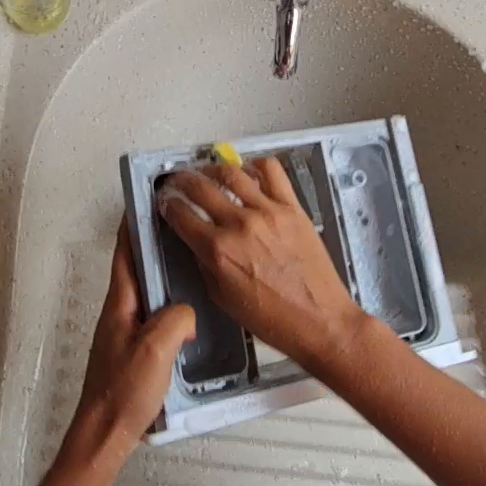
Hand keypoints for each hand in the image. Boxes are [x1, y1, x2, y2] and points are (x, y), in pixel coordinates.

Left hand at [61, 224, 195, 474]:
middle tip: (179, 228)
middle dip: (153, 244)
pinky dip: (171, 306)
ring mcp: (125, 331)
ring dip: (164, 275)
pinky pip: (154, 317)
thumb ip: (176, 318)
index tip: (145, 199)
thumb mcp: (156, 348)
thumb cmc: (122, 393)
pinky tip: (190, 315)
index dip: (132, 224)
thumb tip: (188, 312)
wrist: (103, 435)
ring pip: (148, 292)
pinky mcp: (134, 351)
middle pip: (136, 267)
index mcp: (120, 302)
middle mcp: (120, 311)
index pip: (124, 251)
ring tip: (191, 266)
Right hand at [158, 158, 371, 370]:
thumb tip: (196, 241)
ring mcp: (267, 212)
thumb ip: (205, 264)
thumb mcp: (222, 298)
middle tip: (178, 180)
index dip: (167, 205)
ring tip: (207, 171)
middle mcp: (239, 225)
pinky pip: (271, 172)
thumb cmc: (272, 318)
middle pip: (199, 187)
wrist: (319, 320)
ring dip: (212, 168)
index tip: (166, 201)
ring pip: (231, 172)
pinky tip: (248, 172)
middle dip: (181, 180)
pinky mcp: (292, 207)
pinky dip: (255, 165)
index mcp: (218, 251)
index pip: (181, 215)